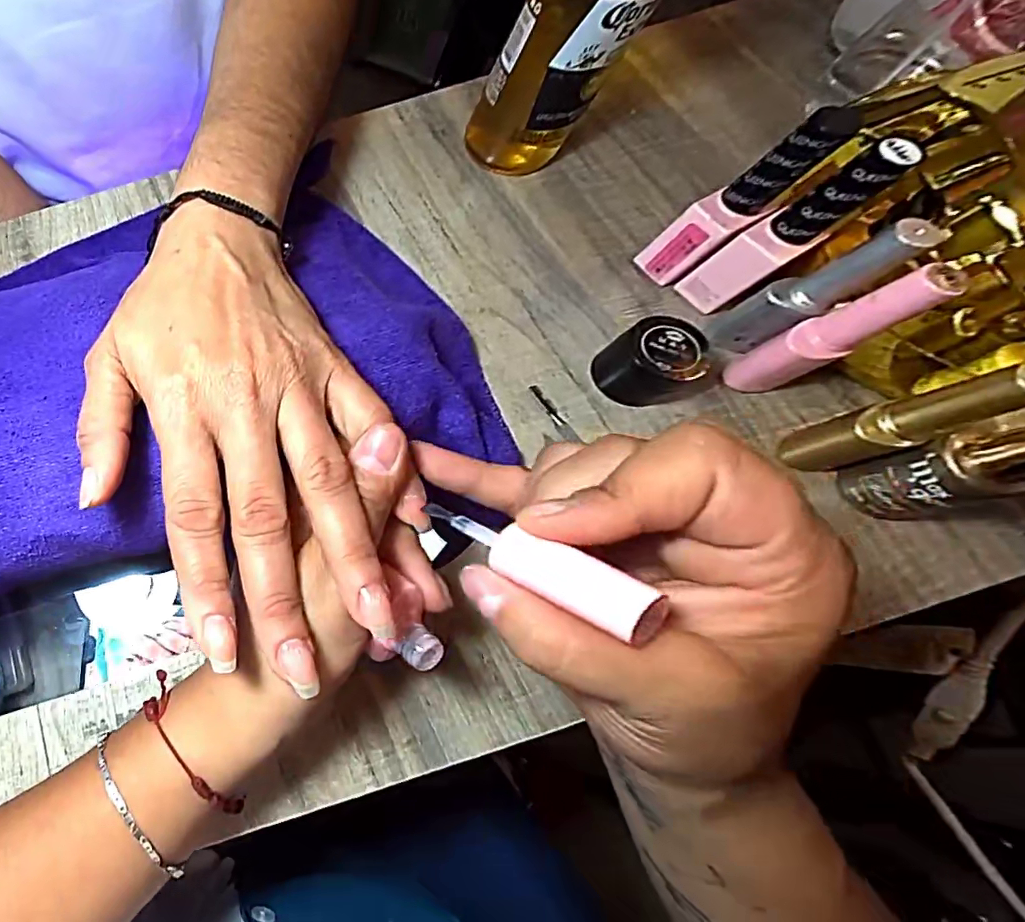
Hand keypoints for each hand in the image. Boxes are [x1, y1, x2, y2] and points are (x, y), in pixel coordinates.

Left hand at [77, 202, 442, 697]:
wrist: (214, 240)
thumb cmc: (154, 307)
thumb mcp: (107, 359)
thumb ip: (100, 429)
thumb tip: (92, 498)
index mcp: (183, 407)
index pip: (195, 512)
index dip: (208, 584)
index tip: (221, 648)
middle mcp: (244, 403)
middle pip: (265, 513)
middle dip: (283, 596)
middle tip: (300, 667)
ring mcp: (297, 385)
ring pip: (329, 479)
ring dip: (354, 553)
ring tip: (377, 620)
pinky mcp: (333, 367)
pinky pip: (370, 423)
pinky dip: (394, 475)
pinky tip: (415, 527)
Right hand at [414, 422, 853, 787]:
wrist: (682, 744)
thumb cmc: (704, 728)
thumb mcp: (660, 700)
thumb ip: (572, 645)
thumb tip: (484, 582)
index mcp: (769, 546)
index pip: (701, 466)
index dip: (622, 485)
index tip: (555, 531)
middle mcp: (706, 513)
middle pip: (622, 457)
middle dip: (563, 499)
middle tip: (527, 551)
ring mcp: (638, 512)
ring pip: (571, 465)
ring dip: (530, 499)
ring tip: (516, 549)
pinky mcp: (580, 523)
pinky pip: (526, 486)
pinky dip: (478, 479)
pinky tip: (432, 462)